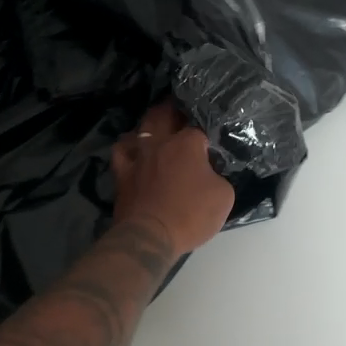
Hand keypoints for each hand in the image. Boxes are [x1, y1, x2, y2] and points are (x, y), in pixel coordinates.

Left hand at [111, 103, 233, 257]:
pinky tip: (133, 148)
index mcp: (187, 143)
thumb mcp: (223, 196)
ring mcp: (138, 156)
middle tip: (180, 109)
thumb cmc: (190, 215)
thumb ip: (218, 176)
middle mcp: (160, 143)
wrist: (150, 237)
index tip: (209, 137)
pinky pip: (121, 151)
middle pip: (164, 114)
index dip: (205, 130)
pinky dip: (128, 146)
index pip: (198, 127)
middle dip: (172, 109)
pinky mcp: (122, 173)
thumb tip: (210, 172)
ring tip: (158, 124)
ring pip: (141, 128)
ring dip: (150, 123)